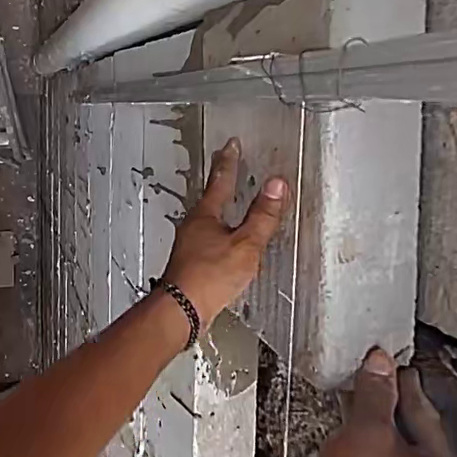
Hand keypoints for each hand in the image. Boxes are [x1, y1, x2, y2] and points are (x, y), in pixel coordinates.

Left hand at [160, 138, 288, 323]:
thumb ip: (262, 216)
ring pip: (207, 218)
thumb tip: (276, 186)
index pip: (220, 180)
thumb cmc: (209, 277)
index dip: (228, 161)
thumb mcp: (245, 245)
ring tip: (228, 201)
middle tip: (226, 165)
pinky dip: (219, 232)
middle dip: (220, 181)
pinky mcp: (191, 263)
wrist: (181, 310)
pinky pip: (208, 239)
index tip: (231, 145)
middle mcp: (193, 226)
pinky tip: (224, 242)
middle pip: (210, 197)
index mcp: (205, 216)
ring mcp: (190, 245)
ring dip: (219, 207)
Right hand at [291, 348, 456, 456]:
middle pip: (411, 433)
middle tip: (373, 370)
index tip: (391, 363)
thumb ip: (376, 393)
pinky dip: (360, 437)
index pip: (428, 418)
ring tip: (356, 387)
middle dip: (387, 402)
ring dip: (371, 417)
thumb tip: (380, 364)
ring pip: (390, 446)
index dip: (404, 386)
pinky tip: (345, 414)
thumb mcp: (369, 431)